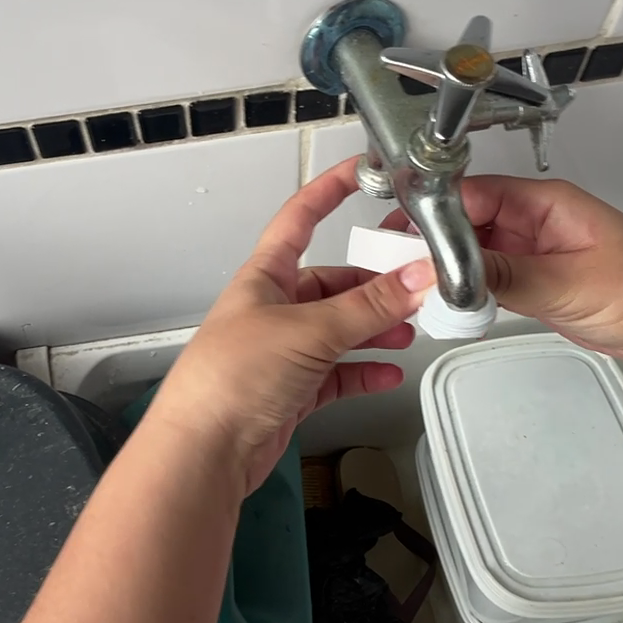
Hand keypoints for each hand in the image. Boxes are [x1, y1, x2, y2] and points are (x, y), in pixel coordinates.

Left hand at [147, 159, 433, 495]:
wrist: (204, 451)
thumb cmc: (231, 378)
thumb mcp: (308, 331)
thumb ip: (367, 307)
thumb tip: (418, 277)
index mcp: (265, 277)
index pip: (300, 219)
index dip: (329, 191)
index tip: (362, 171)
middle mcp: (273, 308)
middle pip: (334, 284)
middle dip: (375, 286)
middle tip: (417, 290)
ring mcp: (283, 350)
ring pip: (340, 329)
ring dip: (376, 329)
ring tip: (410, 333)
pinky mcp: (292, 389)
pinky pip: (337, 372)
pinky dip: (364, 371)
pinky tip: (388, 373)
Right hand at [383, 176, 622, 376]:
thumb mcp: (565, 284)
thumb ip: (502, 275)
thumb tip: (447, 270)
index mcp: (546, 202)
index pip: (474, 194)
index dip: (435, 211)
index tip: (405, 234)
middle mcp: (536, 221)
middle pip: (468, 221)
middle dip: (435, 242)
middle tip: (402, 264)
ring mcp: (534, 251)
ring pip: (475, 251)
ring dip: (451, 269)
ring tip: (421, 286)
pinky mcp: (535, 279)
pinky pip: (489, 277)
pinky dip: (470, 289)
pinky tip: (454, 304)